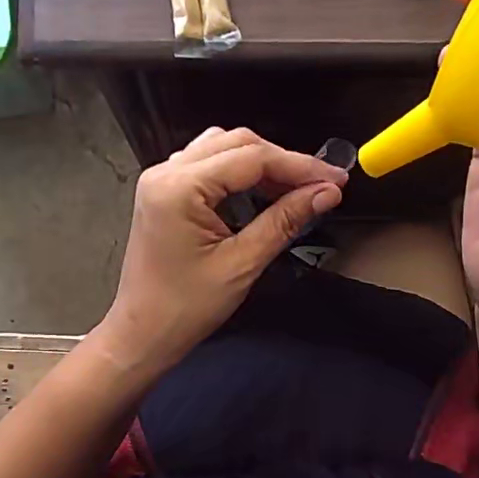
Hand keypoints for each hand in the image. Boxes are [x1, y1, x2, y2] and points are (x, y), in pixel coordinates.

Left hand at [97, 127, 346, 370]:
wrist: (143, 334)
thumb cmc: (184, 308)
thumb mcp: (242, 264)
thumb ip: (284, 221)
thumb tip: (325, 194)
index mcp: (178, 188)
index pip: (252, 158)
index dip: (300, 166)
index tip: (335, 180)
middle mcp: (165, 173)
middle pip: (237, 143)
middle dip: (283, 161)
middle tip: (321, 185)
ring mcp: (161, 181)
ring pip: (222, 148)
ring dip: (261, 164)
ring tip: (295, 189)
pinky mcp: (164, 193)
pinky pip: (207, 165)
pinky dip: (239, 173)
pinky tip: (262, 192)